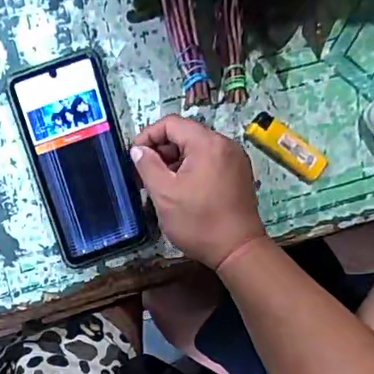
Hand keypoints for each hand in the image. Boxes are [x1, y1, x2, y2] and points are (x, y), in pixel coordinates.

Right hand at [129, 115, 268, 269]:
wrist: (238, 250)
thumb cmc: (198, 222)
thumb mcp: (164, 194)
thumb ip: (148, 166)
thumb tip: (138, 149)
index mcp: (207, 143)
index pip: (171, 123)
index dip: (148, 136)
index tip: (134, 156)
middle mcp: (225, 144)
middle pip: (186, 134)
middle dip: (161, 151)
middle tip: (144, 174)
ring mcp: (235, 160)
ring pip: (197, 150)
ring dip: (175, 162)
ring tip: (160, 185)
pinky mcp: (239, 175)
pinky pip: (210, 162)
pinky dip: (192, 170)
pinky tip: (182, 191)